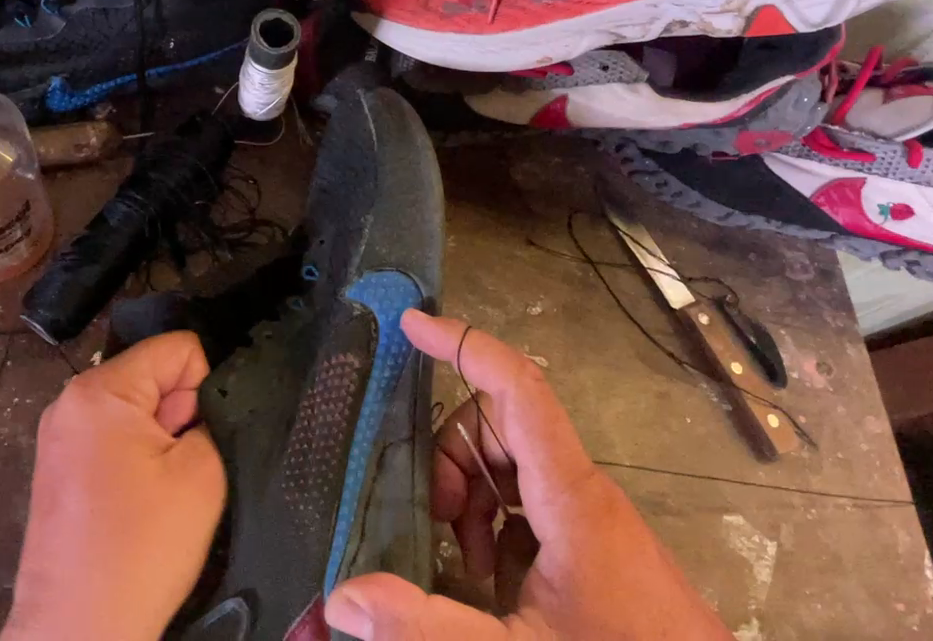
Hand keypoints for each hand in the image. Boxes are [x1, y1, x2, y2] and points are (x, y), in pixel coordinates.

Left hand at [3, 331, 225, 640]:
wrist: (78, 632)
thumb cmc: (142, 547)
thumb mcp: (201, 471)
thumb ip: (213, 416)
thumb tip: (207, 401)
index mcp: (100, 390)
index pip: (177, 348)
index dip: (205, 383)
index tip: (205, 432)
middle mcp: (70, 400)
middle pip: (152, 376)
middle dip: (181, 412)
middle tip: (185, 468)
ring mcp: (59, 435)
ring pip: (136, 409)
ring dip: (162, 438)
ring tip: (164, 491)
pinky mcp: (59, 468)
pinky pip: (113, 437)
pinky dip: (138, 457)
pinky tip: (143, 501)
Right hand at [326, 310, 732, 640]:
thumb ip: (428, 624)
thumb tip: (344, 597)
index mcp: (569, 494)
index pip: (516, 386)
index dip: (463, 343)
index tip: (412, 323)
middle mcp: (578, 487)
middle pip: (499, 423)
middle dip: (454, 457)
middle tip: (438, 519)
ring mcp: (585, 511)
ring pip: (509, 461)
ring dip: (472, 498)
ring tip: (466, 564)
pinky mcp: (588, 537)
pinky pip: (527, 499)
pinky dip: (495, 523)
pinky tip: (491, 579)